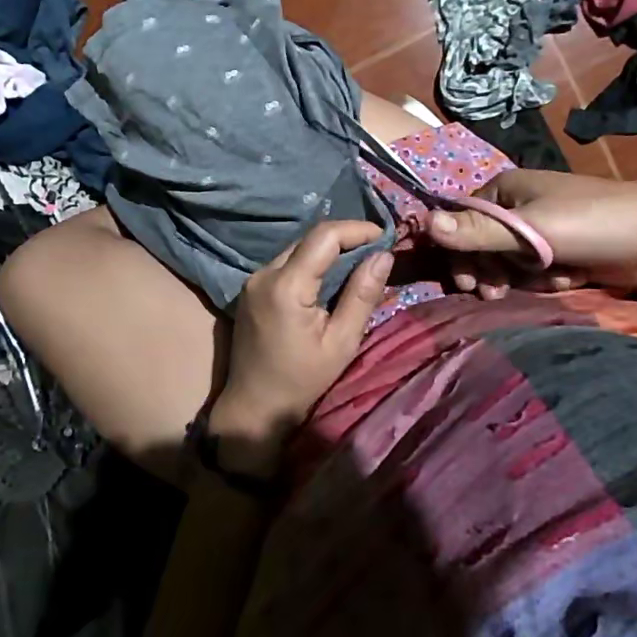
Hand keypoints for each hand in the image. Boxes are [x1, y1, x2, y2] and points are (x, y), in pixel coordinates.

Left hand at [209, 220, 393, 477]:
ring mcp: (253, 281)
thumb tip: (384, 255)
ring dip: (329, 250)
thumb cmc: (302, 381)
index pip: (324, 236)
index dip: (356, 229)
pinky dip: (312, 263)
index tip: (385, 236)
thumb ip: (362, 295)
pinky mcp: (251, 289)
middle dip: (346, 238)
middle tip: (377, 250)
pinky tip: (331, 278)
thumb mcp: (342, 342)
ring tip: (360, 262)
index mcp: (286, 286)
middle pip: (309, 239)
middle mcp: (264, 274)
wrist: (254, 408)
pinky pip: (286, 263)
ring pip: (297, 249)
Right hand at [426, 170, 636, 296]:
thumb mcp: (530, 230)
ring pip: (506, 262)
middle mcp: (517, 206)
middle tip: (490, 294)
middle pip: (480, 244)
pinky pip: (532, 271)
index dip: (457, 251)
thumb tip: (422, 222)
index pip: (460, 220)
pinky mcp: (558, 251)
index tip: (464, 281)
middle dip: (488, 270)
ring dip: (517, 278)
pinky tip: (564, 278)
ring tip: (536, 285)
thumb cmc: (591, 224)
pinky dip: (542, 279)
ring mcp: (539, 230)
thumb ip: (477, 231)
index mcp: (505, 189)